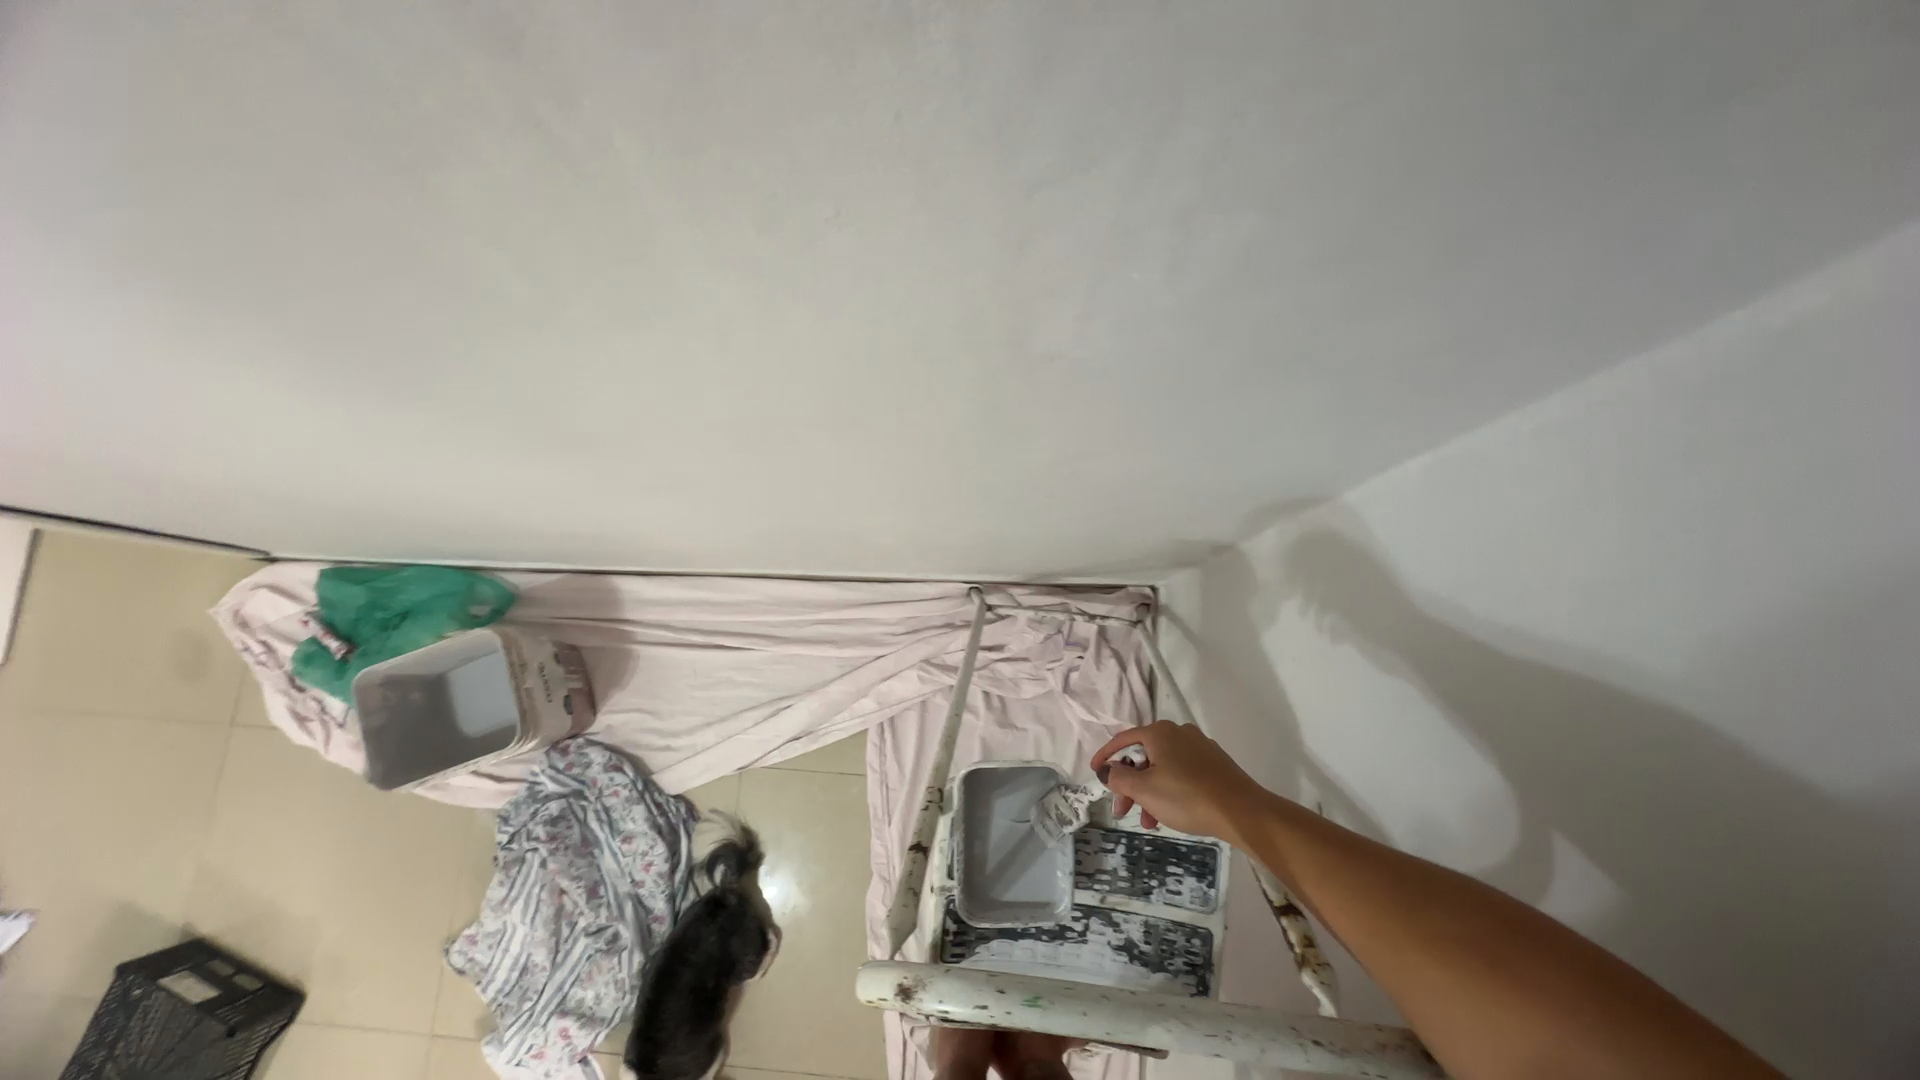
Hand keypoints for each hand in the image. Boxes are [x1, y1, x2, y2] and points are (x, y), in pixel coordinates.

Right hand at [1090, 720, 1274, 844]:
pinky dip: (1168, 791)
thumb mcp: (1144, 790)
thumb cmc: (1187, 797)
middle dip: (1130, 785)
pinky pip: (1181, 774)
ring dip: (1149, 793)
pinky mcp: (1214, 764)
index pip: (1122, 740)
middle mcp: (1179, 733)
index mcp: (1160, 732)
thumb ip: (1119, 778)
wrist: (1242, 811)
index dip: (1105, 757)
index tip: (1094, 773)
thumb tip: (1108, 770)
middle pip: (1143, 757)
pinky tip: (1170, 814)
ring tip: (1150, 822)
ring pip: (1163, 768)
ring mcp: (1200, 748)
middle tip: (1123, 811)